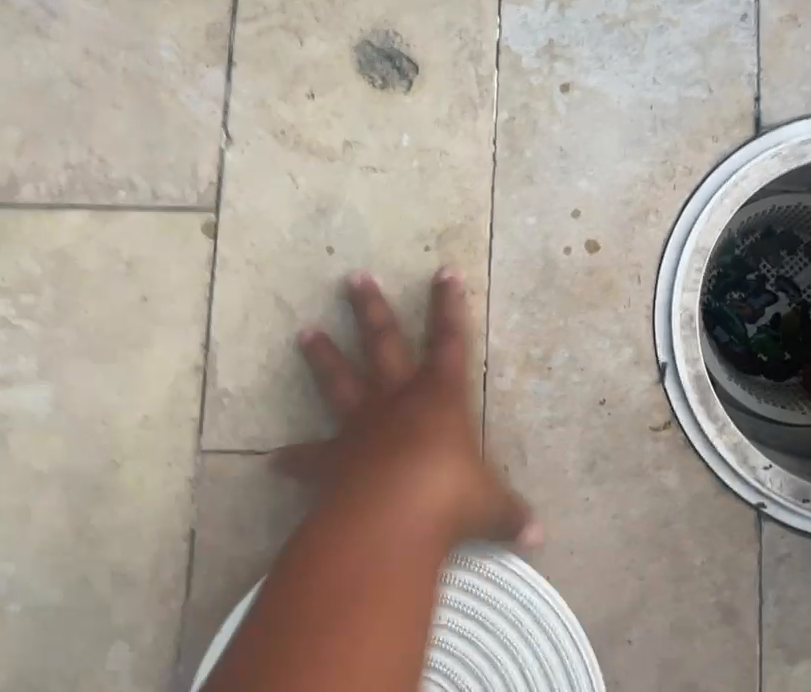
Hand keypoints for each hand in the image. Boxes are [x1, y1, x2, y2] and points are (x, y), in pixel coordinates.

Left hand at [274, 269, 538, 550]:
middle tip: (352, 279)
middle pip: (382, 343)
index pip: (449, 340)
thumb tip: (537, 538)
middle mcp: (397, 400)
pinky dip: (293, 460)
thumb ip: (508, 516)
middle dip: (370, 310)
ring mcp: (360, 427)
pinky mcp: (332, 461)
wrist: (389, 523)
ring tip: (304, 332)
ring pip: (339, 382)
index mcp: (440, 397)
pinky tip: (273, 462)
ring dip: (322, 357)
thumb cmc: (448, 499)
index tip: (443, 272)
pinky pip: (310, 457)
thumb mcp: (489, 508)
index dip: (448, 306)